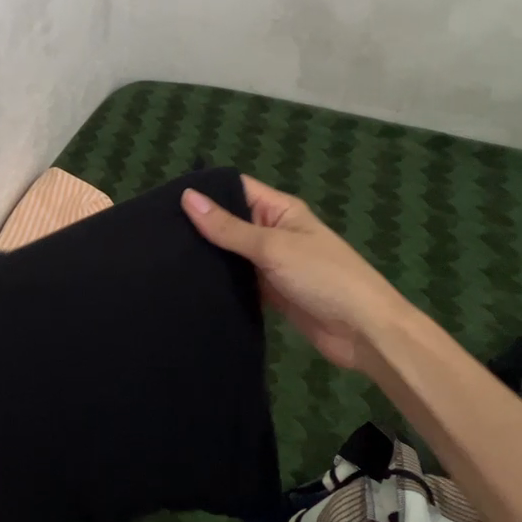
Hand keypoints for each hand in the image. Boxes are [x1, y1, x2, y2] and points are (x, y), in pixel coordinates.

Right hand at [181, 176, 411, 371]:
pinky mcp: (269, 292)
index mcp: (280, 210)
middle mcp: (273, 231)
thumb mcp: (272, 247)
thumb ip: (228, 227)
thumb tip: (187, 197)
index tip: (164, 196)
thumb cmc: (324, 277)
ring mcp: (270, 263)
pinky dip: (219, 281)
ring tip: (162, 253)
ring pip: (230, 252)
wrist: (366, 333)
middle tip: (155, 228)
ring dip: (206, 255)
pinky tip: (187, 281)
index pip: (235, 188)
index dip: (204, 189)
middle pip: (229, 221)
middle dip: (198, 224)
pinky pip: (237, 280)